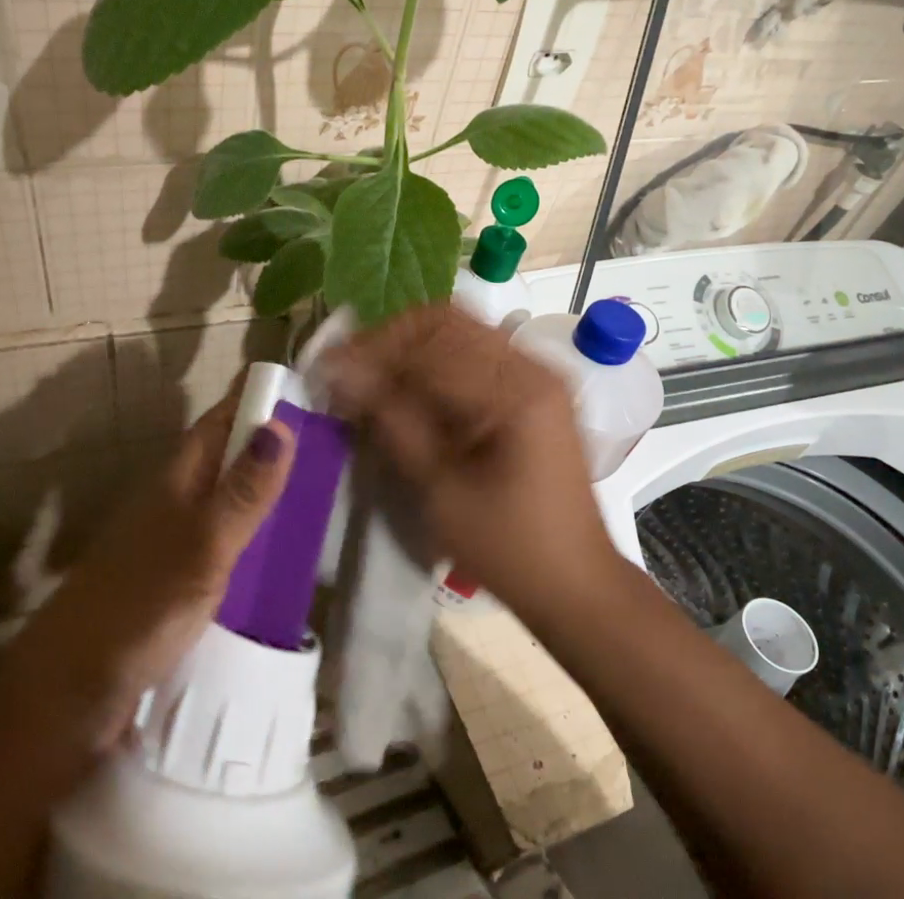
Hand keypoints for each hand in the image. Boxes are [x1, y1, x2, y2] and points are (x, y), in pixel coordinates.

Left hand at [0, 377, 296, 766]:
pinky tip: (279, 545)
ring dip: (264, 481)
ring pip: (226, 494)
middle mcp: (174, 501)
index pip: (221, 420)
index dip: (257, 396)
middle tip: (330, 432)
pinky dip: (255, 527)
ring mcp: (172, 540)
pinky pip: (225, 534)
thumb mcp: (203, 547)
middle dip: (270, 437)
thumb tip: (281, 424)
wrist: (73, 686)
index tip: (307, 380)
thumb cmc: (140, 607)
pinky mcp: (176, 578)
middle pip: (225, 454)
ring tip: (319, 481)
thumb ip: (242, 493)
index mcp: (176, 481)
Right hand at [319, 304, 617, 616]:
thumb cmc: (508, 549)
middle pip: (446, 321)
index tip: (326, 370)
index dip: (370, 351)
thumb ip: (393, 421)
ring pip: (459, 331)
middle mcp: (534, 366)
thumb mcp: (441, 491)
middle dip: (388, 341)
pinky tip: (407, 394)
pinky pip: (476, 354)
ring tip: (369, 383)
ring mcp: (540, 374)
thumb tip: (341, 374)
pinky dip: (435, 365)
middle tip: (345, 372)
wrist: (577, 582)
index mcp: (517, 391)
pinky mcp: (536, 389)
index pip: (430, 341)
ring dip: (409, 350)